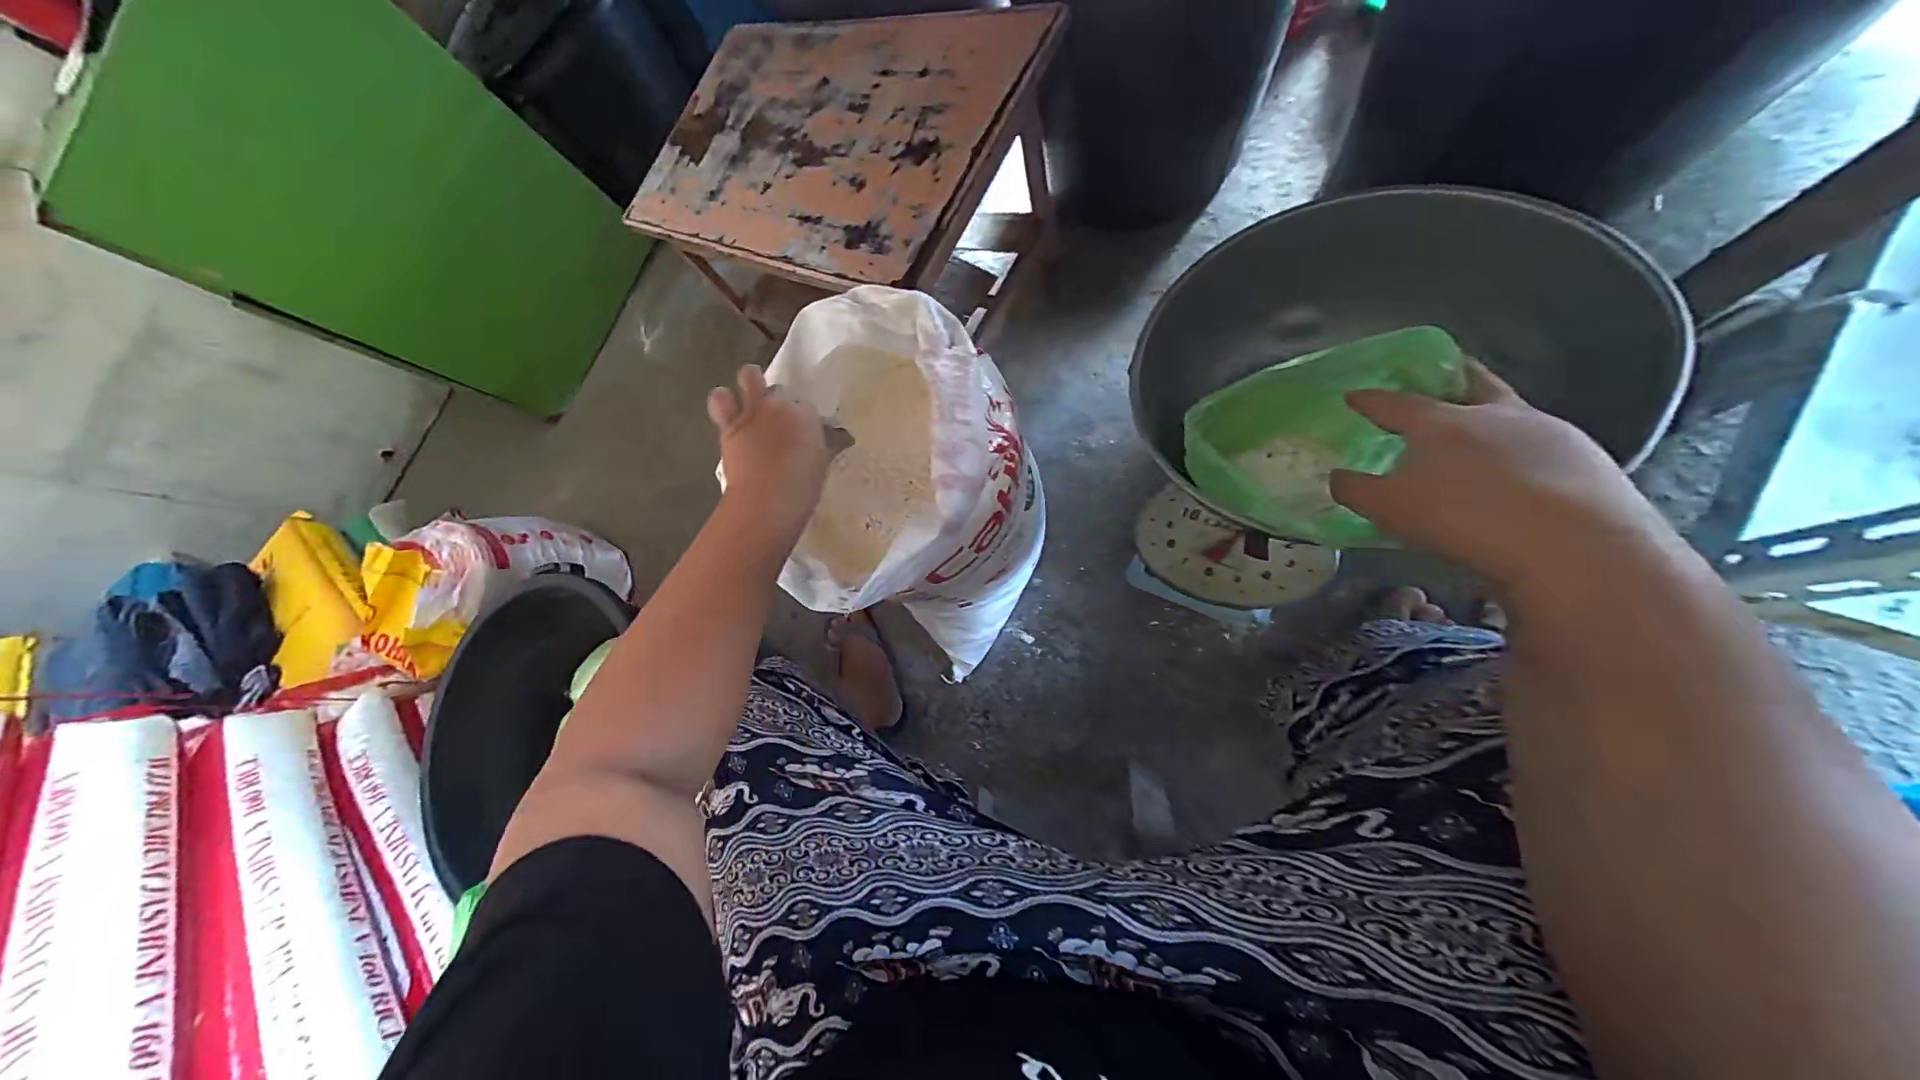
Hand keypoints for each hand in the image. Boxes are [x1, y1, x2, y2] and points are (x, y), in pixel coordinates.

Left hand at [708, 365, 830, 530]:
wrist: (765, 500)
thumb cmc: (801, 488)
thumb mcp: (821, 464)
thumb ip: (824, 446)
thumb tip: (831, 441)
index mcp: (806, 416)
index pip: (807, 407)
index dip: (804, 419)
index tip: (804, 433)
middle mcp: (779, 406)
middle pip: (779, 389)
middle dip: (779, 399)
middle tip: (779, 418)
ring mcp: (752, 412)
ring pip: (750, 375)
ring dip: (751, 383)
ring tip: (751, 397)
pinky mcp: (728, 424)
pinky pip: (720, 399)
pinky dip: (724, 402)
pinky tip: (728, 410)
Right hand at [1329, 361, 1681, 591]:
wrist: (1571, 545)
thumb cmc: (1463, 518)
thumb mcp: (1390, 509)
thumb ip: (1356, 489)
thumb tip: (1338, 476)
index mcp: (1439, 422)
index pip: (1395, 403)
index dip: (1370, 400)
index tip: (1354, 395)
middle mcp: (1492, 414)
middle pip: (1469, 383)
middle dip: (1450, 377)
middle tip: (1442, 377)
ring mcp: (1546, 430)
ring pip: (1510, 411)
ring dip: (1490, 415)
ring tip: (1480, 433)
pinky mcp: (1584, 456)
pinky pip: (1542, 442)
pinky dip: (1523, 449)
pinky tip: (1520, 473)